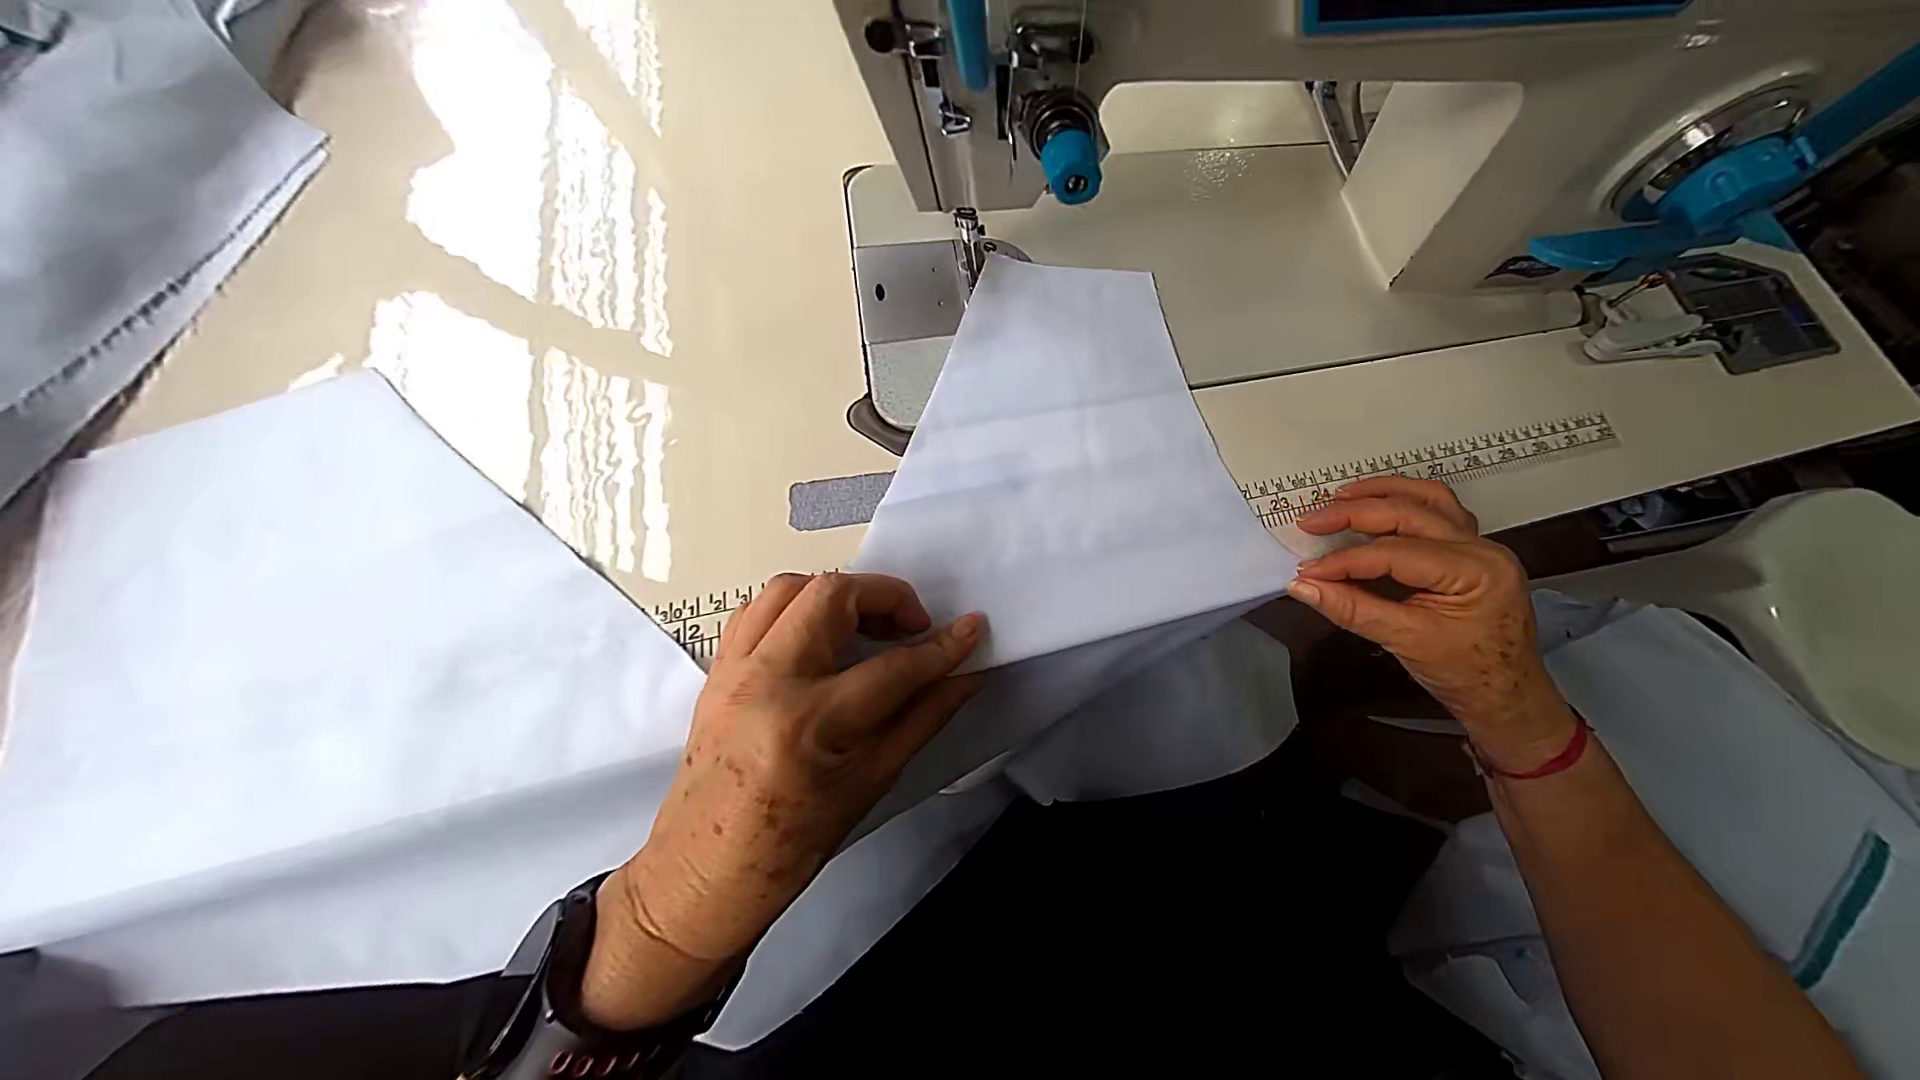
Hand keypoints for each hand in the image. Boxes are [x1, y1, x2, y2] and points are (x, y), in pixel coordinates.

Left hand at [581, 572, 985, 1028]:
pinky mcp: (717, 669)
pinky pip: (758, 608)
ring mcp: (734, 670)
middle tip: (912, 627)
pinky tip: (820, 633)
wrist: (706, 872)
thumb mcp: (873, 780)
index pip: (893, 667)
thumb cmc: (792, 843)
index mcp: (811, 723)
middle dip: (886, 597)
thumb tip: (966, 675)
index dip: (942, 647)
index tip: (971, 630)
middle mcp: (767, 681)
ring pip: (790, 587)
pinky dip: (797, 605)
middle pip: (833, 596)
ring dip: (839, 594)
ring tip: (866, 625)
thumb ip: (925, 716)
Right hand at [1286, 476, 1576, 772]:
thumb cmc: (1466, 674)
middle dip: (1353, 513)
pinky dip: (1402, 502)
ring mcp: (1480, 545)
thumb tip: (1302, 586)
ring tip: (1339, 497)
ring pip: (1427, 499)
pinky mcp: (1470, 551)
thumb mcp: (1404, 641)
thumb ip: (1350, 608)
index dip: (1343, 560)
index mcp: (1475, 571)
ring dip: (1381, 493)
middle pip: (1409, 513)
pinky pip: (1437, 511)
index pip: (1394, 552)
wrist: (1507, 697)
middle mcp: (1482, 548)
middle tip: (1309, 521)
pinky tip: (1374, 505)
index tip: (1305, 571)